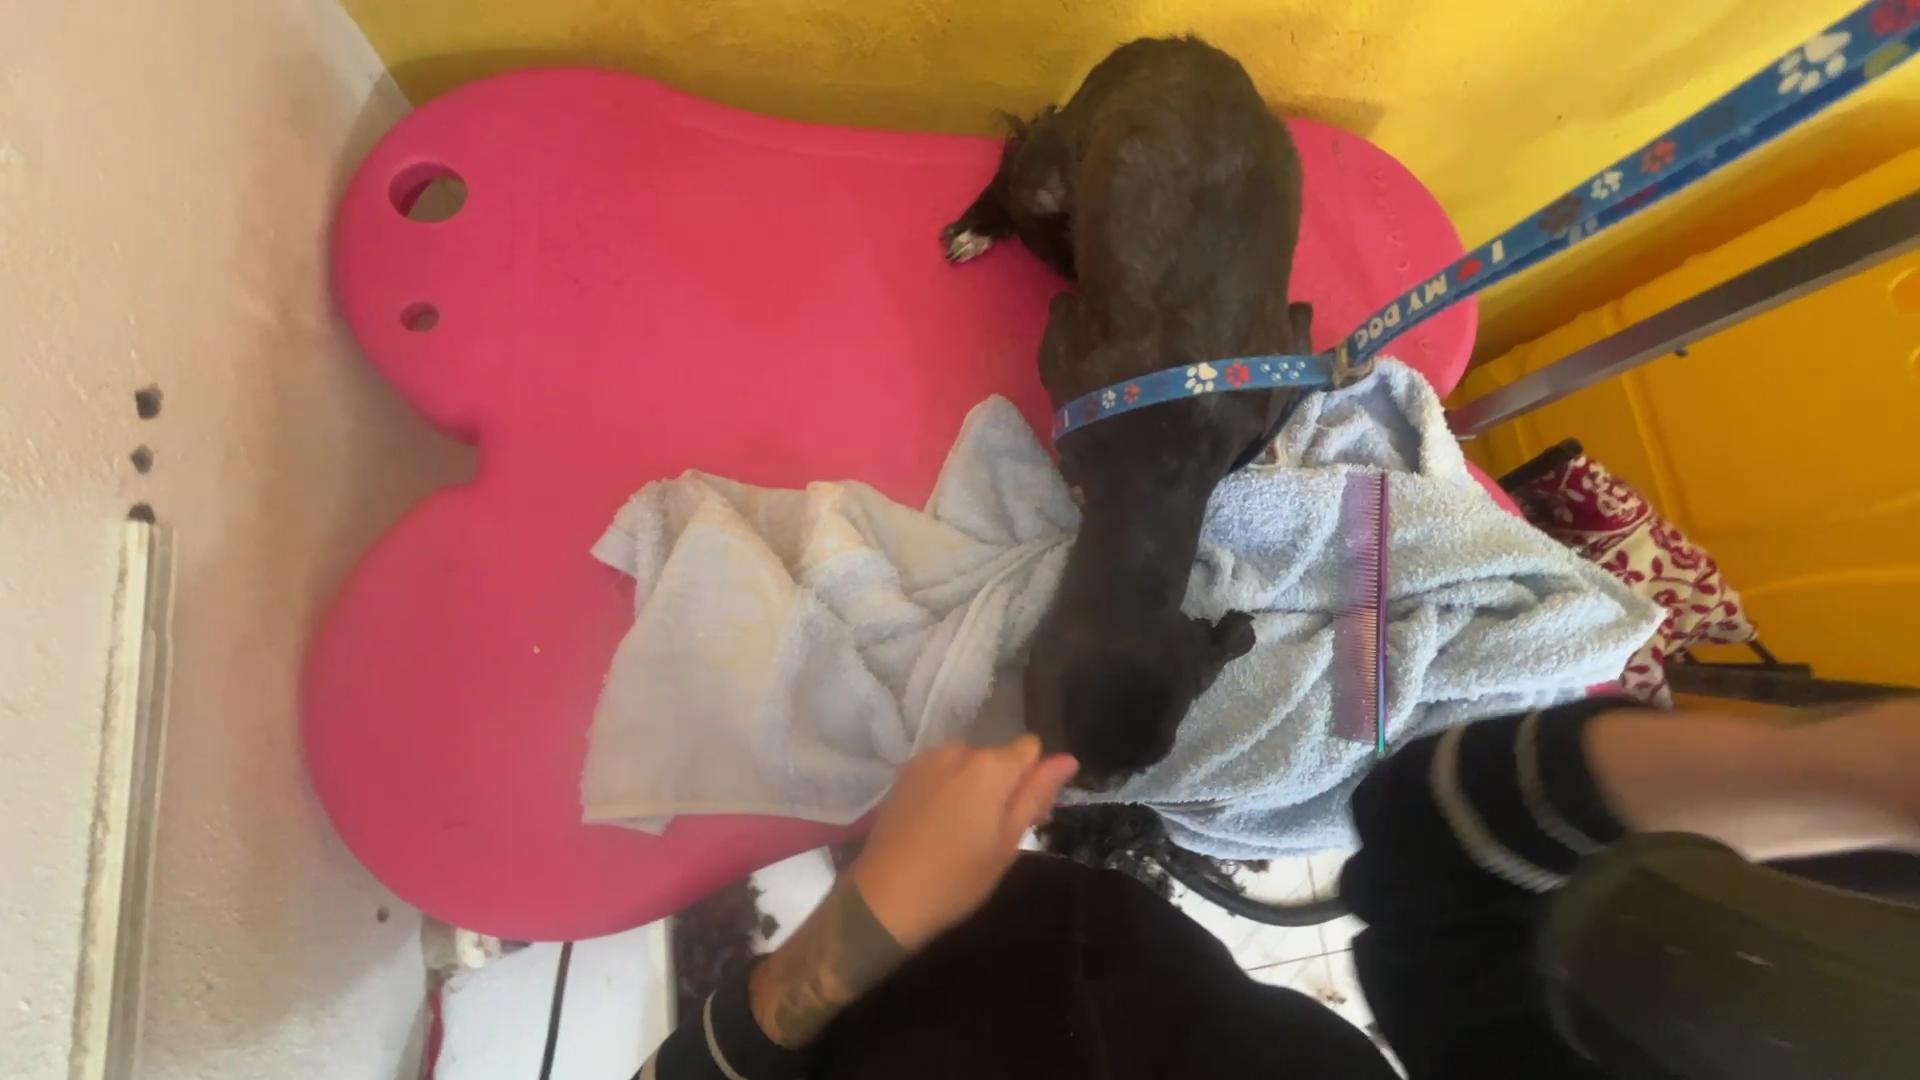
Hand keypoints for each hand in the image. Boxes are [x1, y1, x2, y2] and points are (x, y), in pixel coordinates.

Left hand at [850, 735, 1078, 950]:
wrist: (885, 897)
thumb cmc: (956, 878)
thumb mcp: (1007, 843)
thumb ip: (1036, 794)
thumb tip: (1067, 759)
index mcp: (990, 766)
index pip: (1030, 748)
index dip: (1032, 779)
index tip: (1021, 814)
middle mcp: (959, 750)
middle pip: (997, 757)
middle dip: (1001, 785)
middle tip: (991, 834)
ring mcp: (928, 758)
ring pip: (968, 764)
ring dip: (972, 786)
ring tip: (960, 832)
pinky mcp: (905, 772)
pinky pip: (941, 770)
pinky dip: (946, 788)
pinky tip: (935, 824)